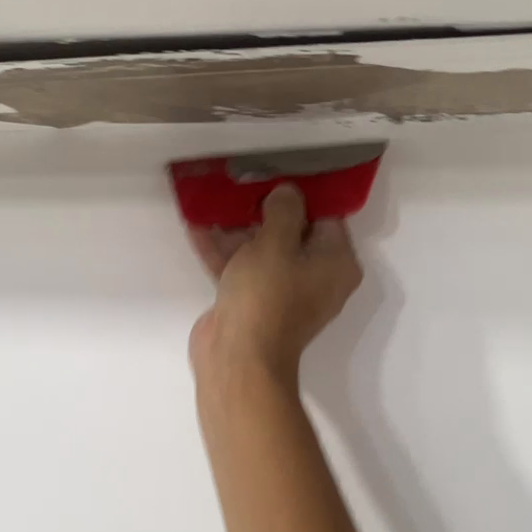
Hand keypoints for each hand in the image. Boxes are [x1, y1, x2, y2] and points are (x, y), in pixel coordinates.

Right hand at [188, 183, 363, 379]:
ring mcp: (281, 291)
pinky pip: (240, 267)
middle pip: (290, 232)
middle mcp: (314, 276)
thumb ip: (283, 210)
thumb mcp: (276, 242)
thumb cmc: (267, 296)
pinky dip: (221, 250)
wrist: (238, 357)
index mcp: (335, 263)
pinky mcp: (252, 301)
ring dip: (235, 229)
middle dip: (260, 209)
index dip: (300, 194)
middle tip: (238, 183)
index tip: (274, 174)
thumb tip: (287, 193)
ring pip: (260, 249)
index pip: (324, 217)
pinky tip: (196, 226)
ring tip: (210, 199)